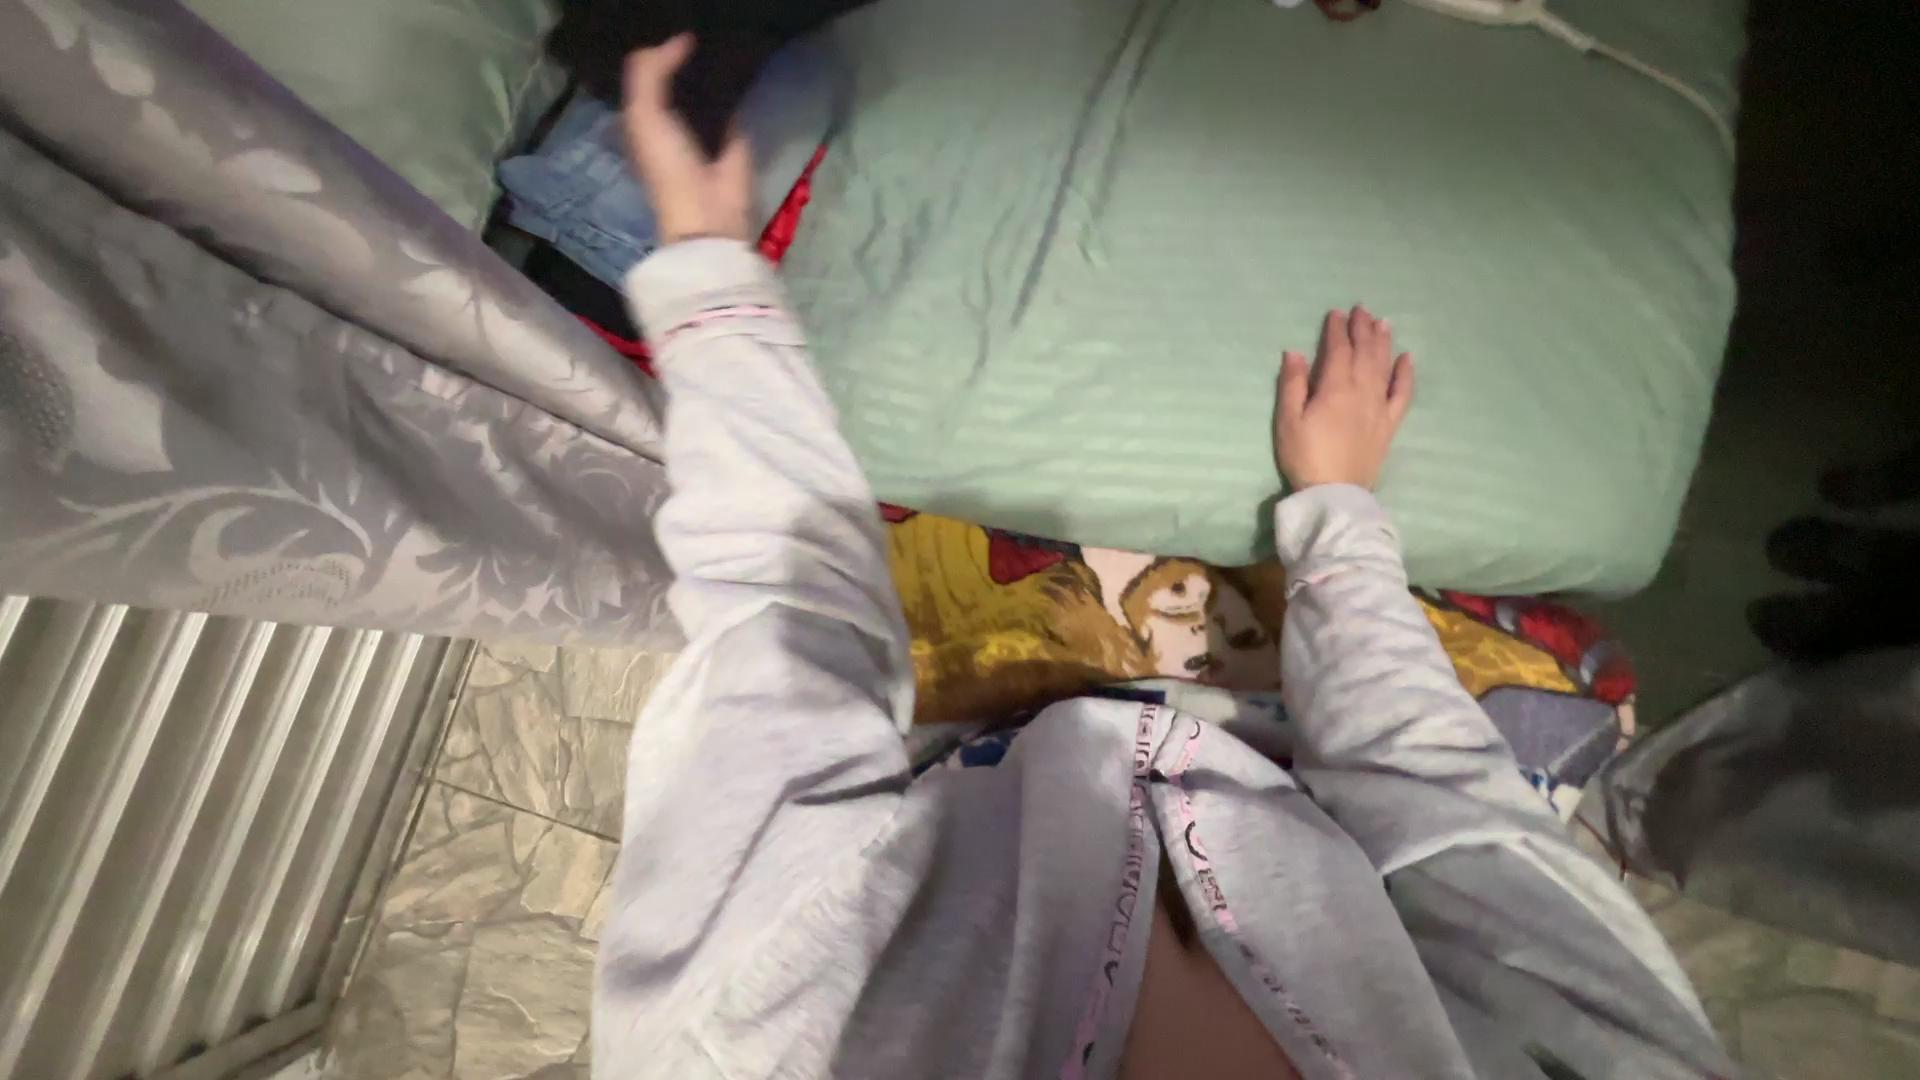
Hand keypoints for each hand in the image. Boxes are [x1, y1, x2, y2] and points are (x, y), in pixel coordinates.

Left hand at [623, 35, 753, 244]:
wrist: (708, 214)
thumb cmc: (669, 167)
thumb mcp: (643, 115)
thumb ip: (649, 72)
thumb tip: (681, 42)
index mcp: (645, 123)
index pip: (647, 79)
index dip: (655, 55)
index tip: (669, 35)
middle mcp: (675, 127)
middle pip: (678, 83)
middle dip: (685, 62)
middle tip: (700, 39)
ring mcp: (707, 136)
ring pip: (708, 93)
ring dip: (713, 74)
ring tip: (719, 48)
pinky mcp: (736, 145)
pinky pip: (736, 108)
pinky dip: (738, 92)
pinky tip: (739, 72)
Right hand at [1274, 306, 1413, 490]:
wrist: (1335, 492)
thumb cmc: (1304, 455)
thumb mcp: (1287, 421)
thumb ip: (1292, 385)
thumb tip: (1295, 353)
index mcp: (1336, 388)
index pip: (1338, 350)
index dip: (1336, 330)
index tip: (1335, 313)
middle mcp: (1363, 391)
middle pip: (1365, 353)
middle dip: (1362, 329)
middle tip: (1361, 310)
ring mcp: (1379, 407)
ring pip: (1384, 366)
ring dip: (1383, 342)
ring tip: (1383, 323)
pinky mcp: (1389, 424)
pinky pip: (1402, 393)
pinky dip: (1406, 373)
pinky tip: (1406, 359)